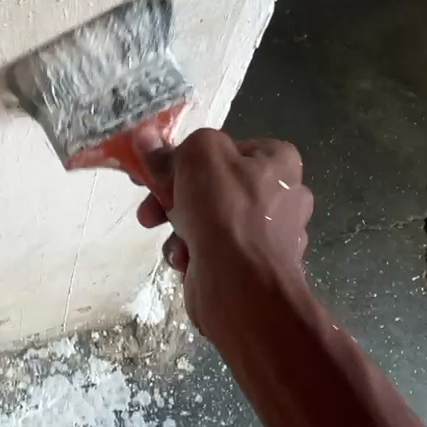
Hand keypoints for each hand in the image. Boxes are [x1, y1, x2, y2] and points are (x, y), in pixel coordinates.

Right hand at [137, 128, 314, 341]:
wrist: (242, 287)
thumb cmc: (225, 211)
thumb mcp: (197, 156)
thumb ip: (172, 147)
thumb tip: (145, 139)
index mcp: (278, 163)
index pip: (226, 147)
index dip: (188, 156)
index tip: (158, 169)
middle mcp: (281, 196)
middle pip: (213, 184)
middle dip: (174, 194)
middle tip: (149, 204)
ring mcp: (269, 235)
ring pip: (209, 218)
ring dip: (179, 224)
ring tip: (162, 234)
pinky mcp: (253, 266)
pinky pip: (214, 248)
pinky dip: (193, 250)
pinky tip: (184, 258)